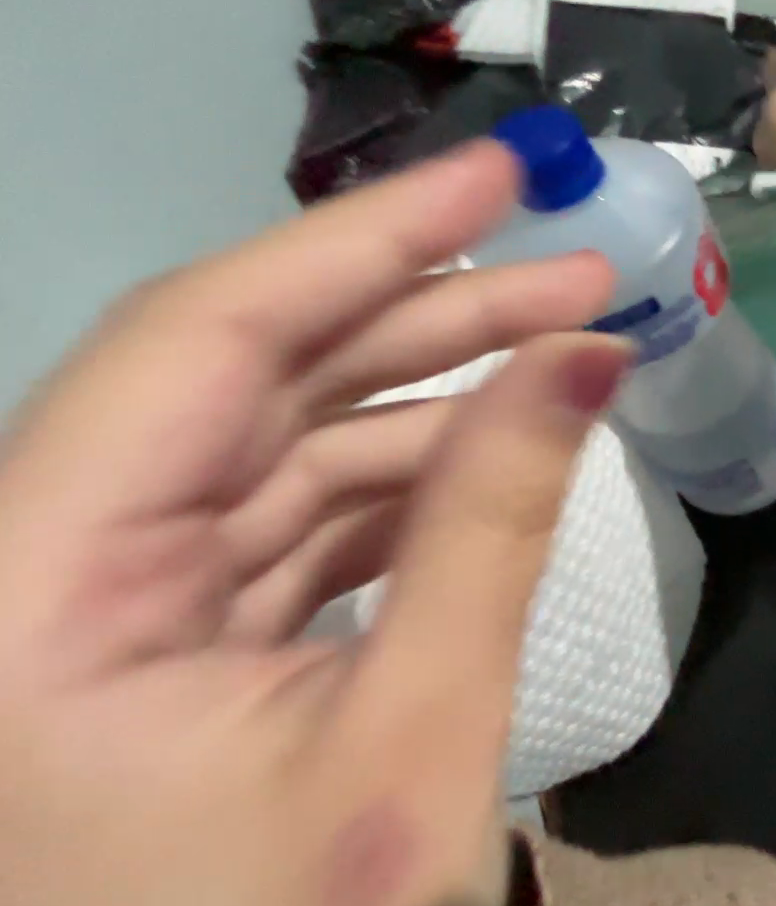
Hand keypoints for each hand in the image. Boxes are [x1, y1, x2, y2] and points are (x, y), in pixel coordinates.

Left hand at [0, 143, 627, 905]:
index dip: (364, 239)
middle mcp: (41, 569)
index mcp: (25, 592)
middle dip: (437, 312)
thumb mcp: (416, 727)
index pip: (204, 342)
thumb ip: (496, 521)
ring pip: (293, 440)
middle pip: (258, 377)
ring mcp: (115, 606)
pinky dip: (418, 474)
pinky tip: (503, 450)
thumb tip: (589, 355)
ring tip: (570, 355)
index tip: (497, 178)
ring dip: (441, 393)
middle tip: (582, 273)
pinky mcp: (183, 637)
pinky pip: (310, 513)